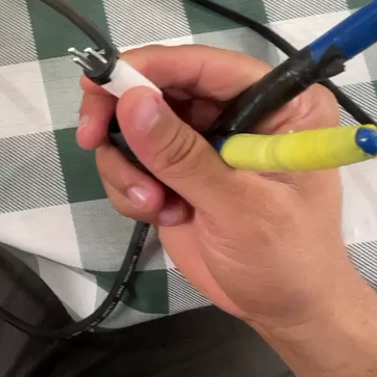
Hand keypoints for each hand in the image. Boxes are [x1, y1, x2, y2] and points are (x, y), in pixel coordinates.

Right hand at [74, 45, 369, 337]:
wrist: (284, 310)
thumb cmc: (285, 258)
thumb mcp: (237, 206)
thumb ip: (182, 155)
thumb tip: (132, 102)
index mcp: (276, 104)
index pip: (204, 65)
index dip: (149, 67)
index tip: (98, 83)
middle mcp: (235, 111)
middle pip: (156, 87)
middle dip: (120, 119)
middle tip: (90, 139)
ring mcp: (201, 140)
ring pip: (132, 126)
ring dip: (127, 166)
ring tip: (152, 205)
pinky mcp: (175, 168)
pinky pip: (128, 159)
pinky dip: (129, 186)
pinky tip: (159, 215)